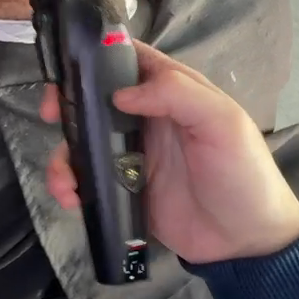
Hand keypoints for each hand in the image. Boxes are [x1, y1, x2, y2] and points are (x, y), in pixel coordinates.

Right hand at [41, 43, 298, 264]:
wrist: (246, 242)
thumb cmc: (243, 173)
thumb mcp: (223, 122)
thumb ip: (176, 94)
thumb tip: (119, 94)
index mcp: (170, 90)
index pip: (126, 58)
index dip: (94, 56)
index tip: (69, 68)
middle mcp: (144, 116)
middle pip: (92, 97)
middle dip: (65, 103)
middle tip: (51, 115)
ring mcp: (128, 152)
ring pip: (81, 140)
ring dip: (63, 155)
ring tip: (64, 181)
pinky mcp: (120, 186)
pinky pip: (84, 178)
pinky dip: (70, 184)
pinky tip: (71, 197)